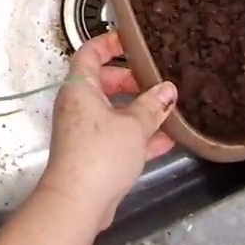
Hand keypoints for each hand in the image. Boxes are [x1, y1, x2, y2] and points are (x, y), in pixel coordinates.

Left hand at [36, 31, 177, 230]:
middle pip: (104, 81)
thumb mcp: (133, 127)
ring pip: (113, 110)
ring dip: (139, 110)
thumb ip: (152, 107)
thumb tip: (168, 89)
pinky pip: (117, 135)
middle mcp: (77, 104)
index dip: (109, 43)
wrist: (77, 202)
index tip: (132, 41)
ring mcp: (83, 129)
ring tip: (168, 109)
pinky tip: (168, 139)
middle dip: (131, 80)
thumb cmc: (101, 154)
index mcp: (80, 87)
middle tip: (156, 81)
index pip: (90, 53)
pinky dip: (138, 134)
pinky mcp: (92, 153)